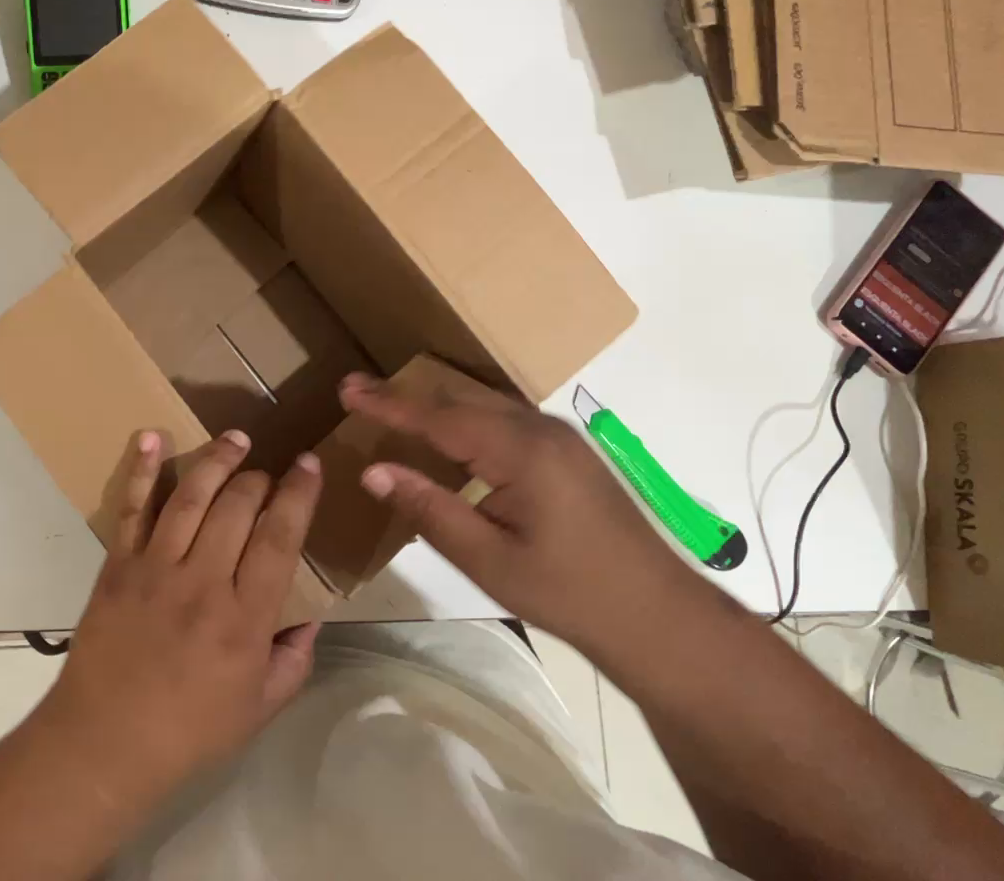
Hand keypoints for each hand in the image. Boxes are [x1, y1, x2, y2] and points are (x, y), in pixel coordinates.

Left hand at [32, 429, 323, 807]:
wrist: (105, 740)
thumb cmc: (189, 731)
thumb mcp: (260, 708)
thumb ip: (292, 660)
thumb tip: (308, 619)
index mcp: (246, 618)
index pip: (280, 538)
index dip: (299, 495)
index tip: (309, 465)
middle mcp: (203, 582)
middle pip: (237, 507)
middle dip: (259, 478)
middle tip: (268, 470)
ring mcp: (155, 569)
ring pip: (191, 498)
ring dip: (216, 461)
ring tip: (235, 439)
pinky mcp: (117, 566)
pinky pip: (132, 509)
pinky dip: (142, 471)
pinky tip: (152, 437)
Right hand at [339, 372, 711, 652]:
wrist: (657, 614)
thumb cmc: (567, 592)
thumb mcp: (487, 559)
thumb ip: (429, 509)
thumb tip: (373, 472)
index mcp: (521, 452)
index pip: (439, 417)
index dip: (389, 405)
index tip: (346, 390)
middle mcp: (542, 430)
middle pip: (461, 399)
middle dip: (406, 395)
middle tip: (357, 391)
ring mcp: (561, 439)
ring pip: (484, 406)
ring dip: (435, 405)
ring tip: (389, 407)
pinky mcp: (569, 454)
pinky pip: (503, 421)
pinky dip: (464, 420)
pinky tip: (445, 434)